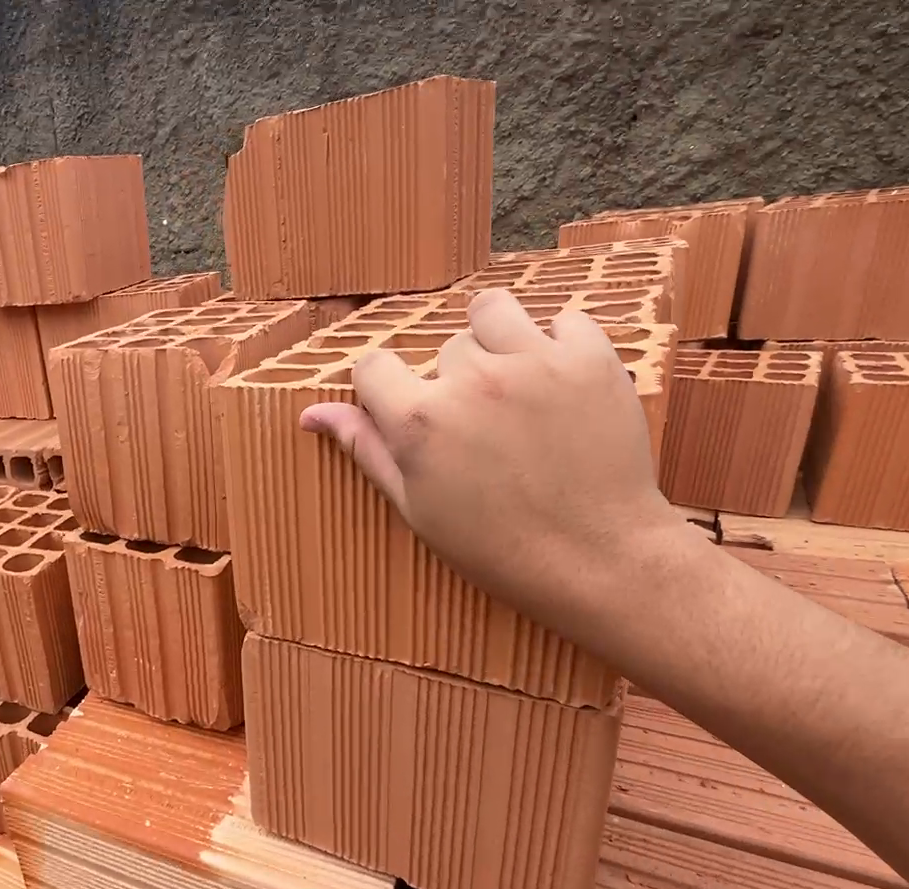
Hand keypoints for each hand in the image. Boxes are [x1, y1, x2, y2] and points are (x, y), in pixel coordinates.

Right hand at [298, 288, 691, 621]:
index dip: (382, 386)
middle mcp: (471, 380)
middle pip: (441, 348)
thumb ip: (365, 448)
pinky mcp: (591, 359)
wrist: (597, 559)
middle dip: (451, 378)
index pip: (372, 365)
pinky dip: (557, 341)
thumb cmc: (495, 544)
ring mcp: (534, 363)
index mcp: (419, 420)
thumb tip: (311, 413)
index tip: (404, 407)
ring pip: (492, 310)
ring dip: (494, 337)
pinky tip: (556, 381)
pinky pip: (563, 318)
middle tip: (479, 424)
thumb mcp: (413, 505)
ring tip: (510, 379)